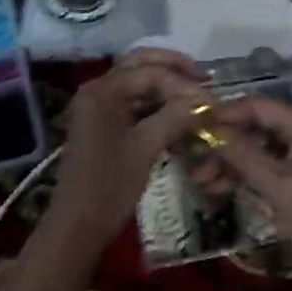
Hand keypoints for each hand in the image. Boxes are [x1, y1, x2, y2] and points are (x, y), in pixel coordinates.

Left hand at [46, 50, 207, 255]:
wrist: (78, 224)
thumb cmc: (109, 185)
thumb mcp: (145, 148)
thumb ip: (174, 117)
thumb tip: (204, 100)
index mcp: (102, 91)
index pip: (149, 73)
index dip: (183, 84)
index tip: (213, 100)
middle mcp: (97, 91)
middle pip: (140, 66)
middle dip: (173, 70)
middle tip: (205, 79)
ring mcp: (99, 107)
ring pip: (137, 84)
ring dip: (166, 87)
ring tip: (197, 95)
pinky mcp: (104, 125)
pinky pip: (133, 104)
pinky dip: (156, 106)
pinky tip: (179, 114)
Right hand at [205, 95, 291, 278]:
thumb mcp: (276, 186)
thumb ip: (241, 154)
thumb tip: (207, 129)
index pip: (257, 106)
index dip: (224, 114)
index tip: (192, 126)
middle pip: (254, 125)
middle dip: (223, 142)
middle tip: (193, 159)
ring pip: (255, 146)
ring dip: (228, 162)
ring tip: (200, 180)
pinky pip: (263, 164)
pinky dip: (242, 174)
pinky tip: (217, 188)